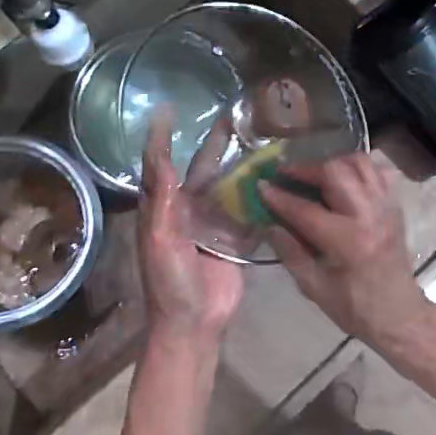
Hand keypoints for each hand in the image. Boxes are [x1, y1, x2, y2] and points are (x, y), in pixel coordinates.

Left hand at [138, 109, 244, 341]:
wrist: (194, 324)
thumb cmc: (170, 284)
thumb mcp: (161, 242)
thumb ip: (164, 202)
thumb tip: (161, 159)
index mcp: (163, 209)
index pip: (159, 166)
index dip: (162, 138)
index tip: (167, 110)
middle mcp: (187, 210)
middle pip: (201, 169)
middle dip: (213, 144)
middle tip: (231, 117)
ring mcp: (213, 225)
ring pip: (228, 187)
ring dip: (241, 165)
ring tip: (260, 139)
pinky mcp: (235, 239)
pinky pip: (248, 212)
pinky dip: (260, 195)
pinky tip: (276, 176)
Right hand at [260, 154, 434, 344]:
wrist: (400, 315)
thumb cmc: (354, 307)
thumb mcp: (314, 287)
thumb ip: (290, 252)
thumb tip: (268, 224)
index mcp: (348, 241)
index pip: (306, 209)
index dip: (280, 197)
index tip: (261, 186)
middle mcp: (369, 217)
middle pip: (336, 172)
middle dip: (306, 169)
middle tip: (286, 175)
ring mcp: (386, 208)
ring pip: (359, 164)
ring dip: (332, 163)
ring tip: (314, 174)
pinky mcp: (394, 207)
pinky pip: (377, 172)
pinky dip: (356, 168)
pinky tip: (341, 179)